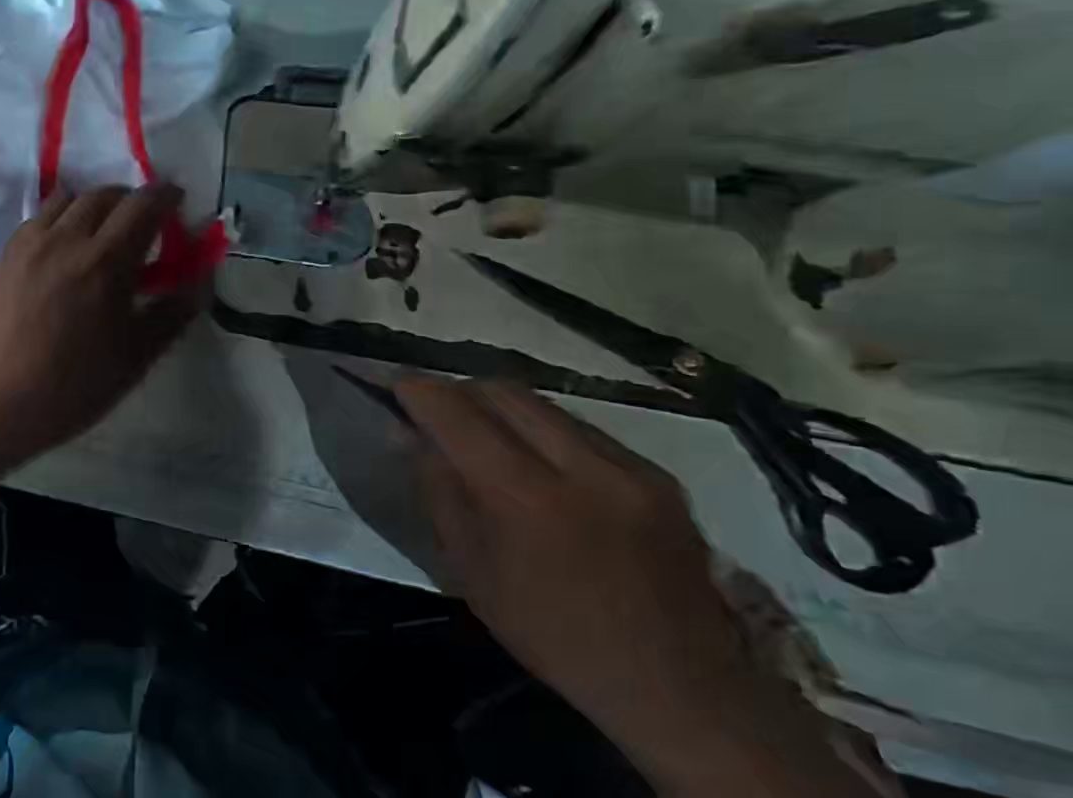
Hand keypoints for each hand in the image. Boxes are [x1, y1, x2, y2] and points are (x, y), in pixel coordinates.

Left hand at [0, 185, 207, 455]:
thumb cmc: (76, 385)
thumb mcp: (137, 356)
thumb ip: (174, 312)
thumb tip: (200, 282)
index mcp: (106, 262)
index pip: (143, 206)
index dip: (166, 196)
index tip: (177, 200)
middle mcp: (66, 240)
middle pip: (105, 194)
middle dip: (132, 199)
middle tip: (144, 221)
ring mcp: (30, 244)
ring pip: (68, 199)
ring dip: (95, 204)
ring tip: (103, 229)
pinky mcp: (5, 255)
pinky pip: (38, 217)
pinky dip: (60, 216)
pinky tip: (64, 246)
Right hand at [392, 380, 777, 755]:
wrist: (678, 688)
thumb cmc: (551, 633)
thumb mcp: (471, 569)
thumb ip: (437, 489)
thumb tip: (406, 432)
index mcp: (524, 498)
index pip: (456, 412)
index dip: (419, 391)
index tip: (396, 386)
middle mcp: (580, 465)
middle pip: (502, 390)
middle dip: (459, 390)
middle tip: (436, 410)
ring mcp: (627, 466)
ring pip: (544, 404)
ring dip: (502, 408)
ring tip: (486, 435)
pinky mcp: (658, 475)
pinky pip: (583, 428)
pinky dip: (546, 431)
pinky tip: (542, 464)